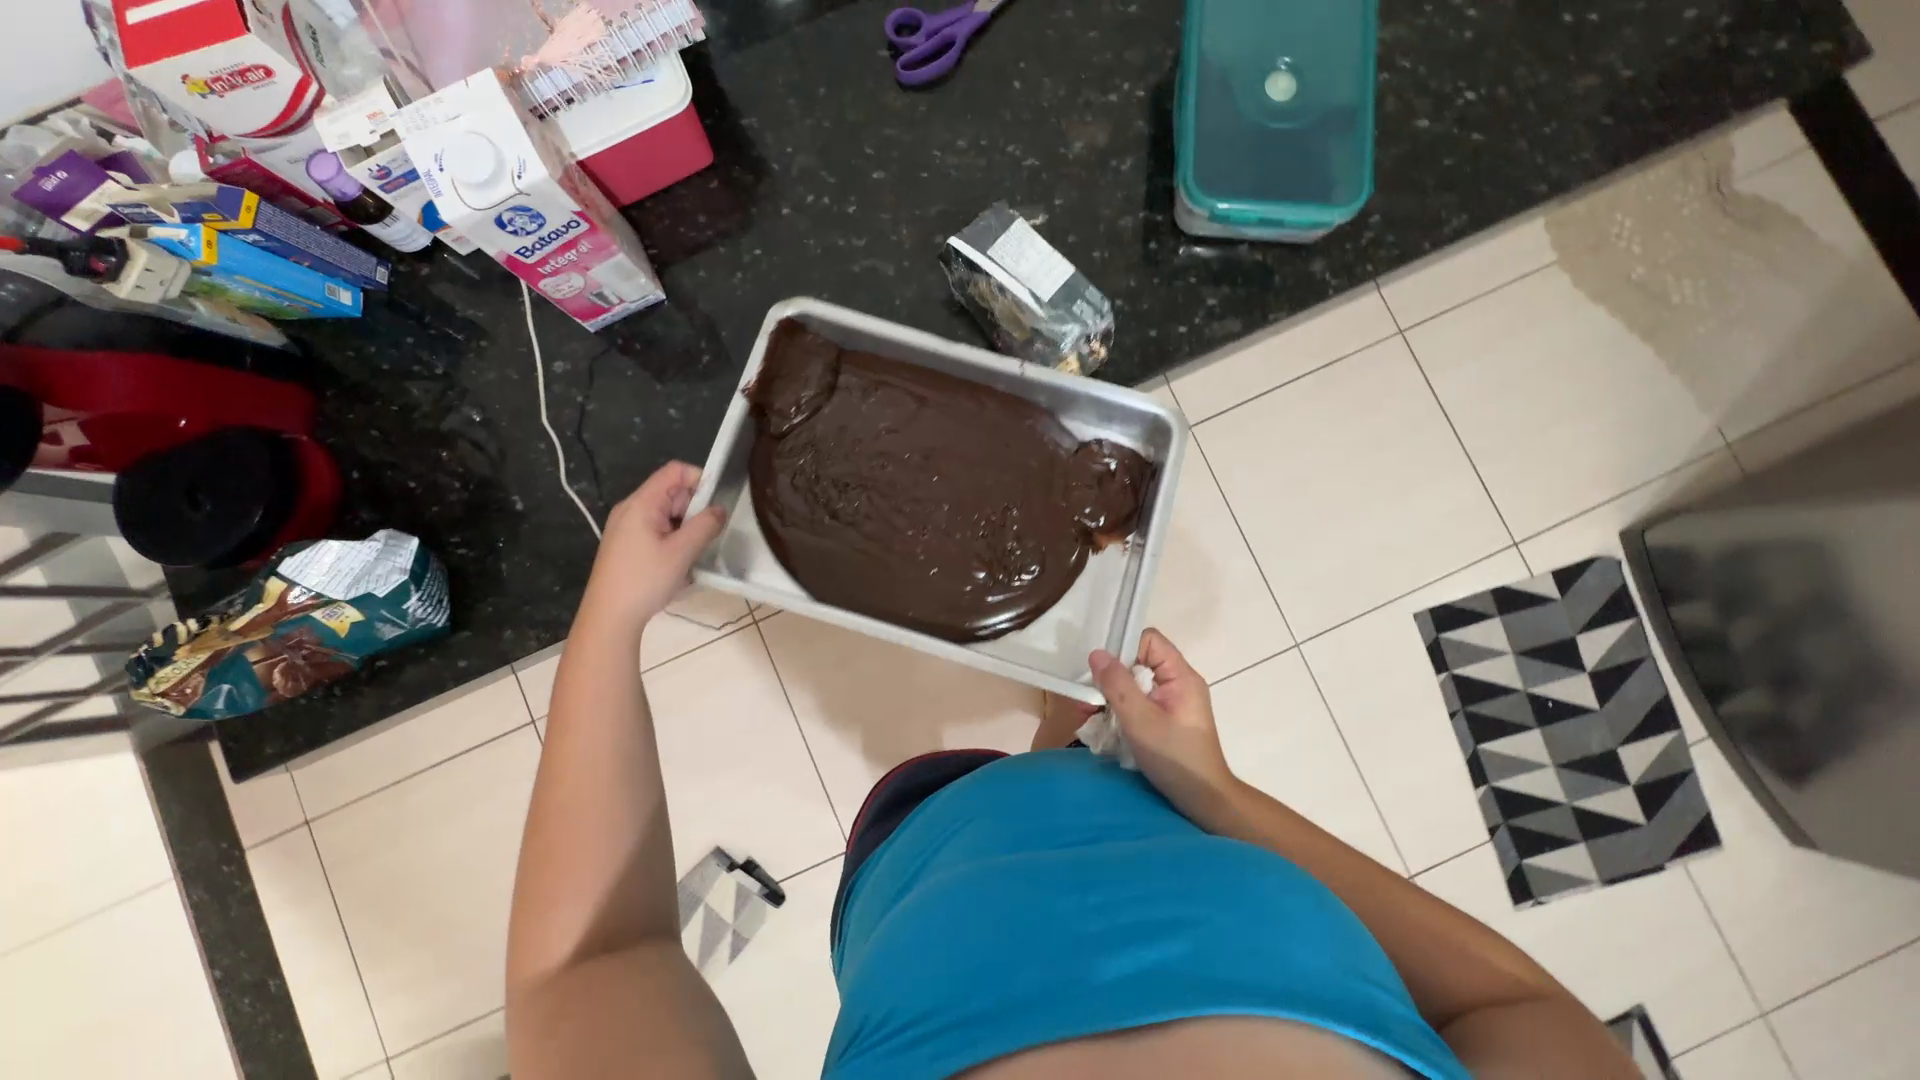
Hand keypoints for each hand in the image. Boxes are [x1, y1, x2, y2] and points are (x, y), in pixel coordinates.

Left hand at [576, 462, 726, 638]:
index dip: (700, 480)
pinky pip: (656, 530)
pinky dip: (673, 540)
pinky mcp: (626, 545)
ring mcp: (626, 528)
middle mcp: (631, 509)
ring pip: (666, 514)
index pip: (675, 471)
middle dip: (694, 510)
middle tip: (704, 537)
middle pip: (671, 492)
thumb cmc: (644, 580)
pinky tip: (677, 564)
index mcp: (641, 503)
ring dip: (685, 529)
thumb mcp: (682, 552)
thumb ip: (705, 525)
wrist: (609, 617)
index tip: (716, 505)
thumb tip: (720, 509)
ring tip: (691, 555)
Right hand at [1089, 629, 1239, 821]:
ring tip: (1089, 714)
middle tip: (1087, 696)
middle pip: (1139, 661)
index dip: (1123, 648)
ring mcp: (1172, 702)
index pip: (1149, 640)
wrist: (1203, 800)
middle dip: (1111, 676)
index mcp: (1180, 675)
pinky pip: (1138, 702)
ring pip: (1135, 684)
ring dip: (1111, 696)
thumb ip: (1118, 685)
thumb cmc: (1175, 758)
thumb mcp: (1140, 721)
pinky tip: (1103, 726)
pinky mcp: (1165, 719)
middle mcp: (1178, 682)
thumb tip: (1096, 653)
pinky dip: (1120, 710)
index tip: (1101, 669)